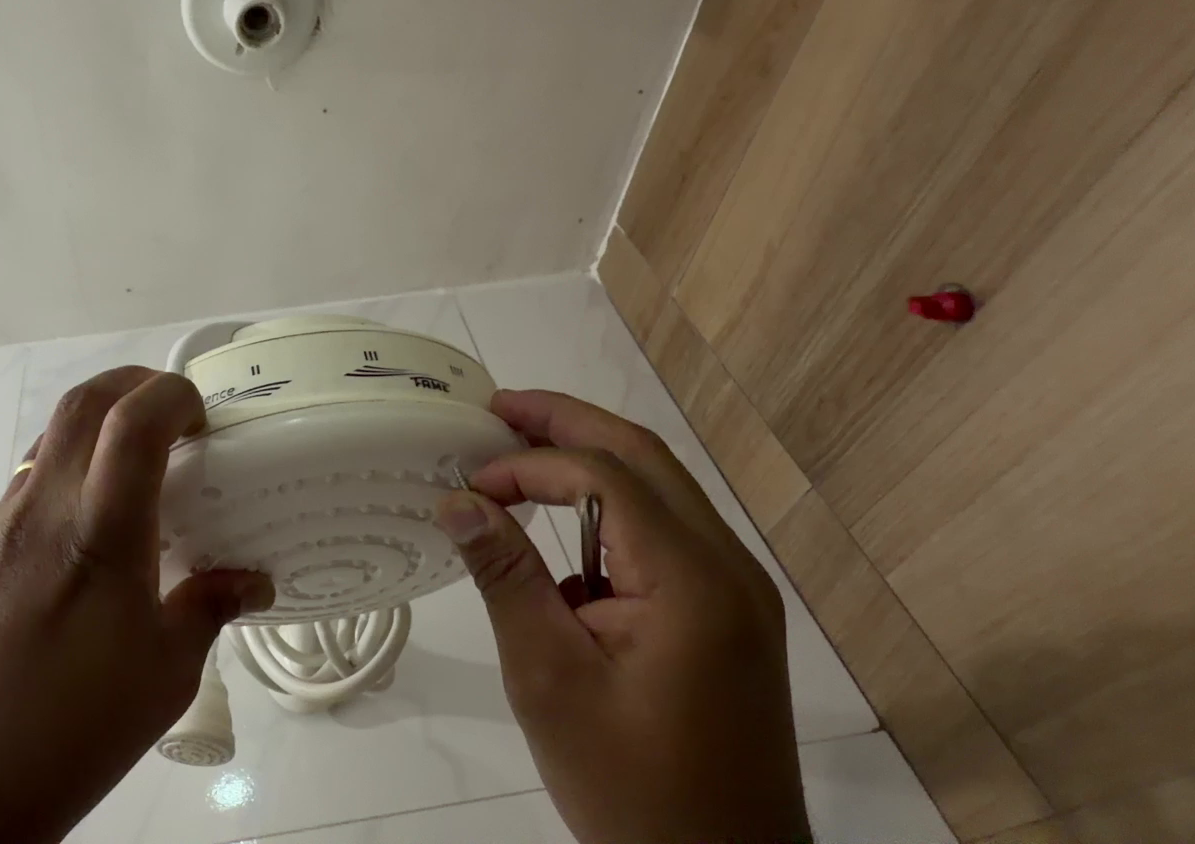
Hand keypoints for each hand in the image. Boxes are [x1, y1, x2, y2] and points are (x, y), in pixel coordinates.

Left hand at [0, 367, 274, 843]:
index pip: (133, 421)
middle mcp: (41, 512)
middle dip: (133, 383)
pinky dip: (66, 478)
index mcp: (100, 535)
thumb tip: (252, 581)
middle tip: (173, 415)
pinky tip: (84, 541)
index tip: (204, 420)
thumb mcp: (167, 674)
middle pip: (81, 402)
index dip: (174, 395)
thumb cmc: (75, 729)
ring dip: (96, 430)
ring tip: (134, 474)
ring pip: (48, 440)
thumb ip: (210, 608)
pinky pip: (24, 487)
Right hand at [434, 389, 808, 843]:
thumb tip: (458, 502)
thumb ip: (507, 577)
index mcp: (692, 578)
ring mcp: (737, 588)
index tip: (467, 484)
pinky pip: (666, 534)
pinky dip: (610, 514)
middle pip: (644, 457)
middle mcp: (728, 565)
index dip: (530, 464)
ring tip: (520, 454)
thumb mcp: (549, 679)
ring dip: (590, 462)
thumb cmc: (629, 785)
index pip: (605, 477)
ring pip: (660, 488)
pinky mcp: (729, 613)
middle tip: (498, 408)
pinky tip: (563, 537)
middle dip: (567, 423)